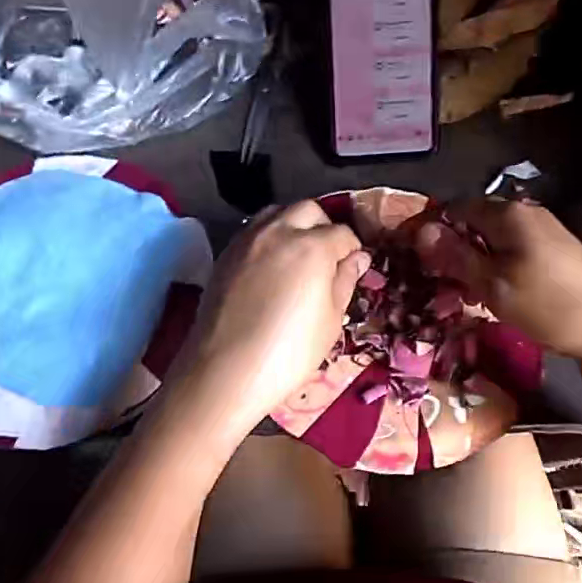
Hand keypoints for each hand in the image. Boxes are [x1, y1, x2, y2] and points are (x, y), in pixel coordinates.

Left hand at [174, 201, 368, 429]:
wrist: (225, 372)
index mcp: (312, 246)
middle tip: (328, 256)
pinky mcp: (224, 254)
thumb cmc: (289, 352)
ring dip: (294, 225)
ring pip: (277, 213)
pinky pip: (253, 231)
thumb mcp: (331, 320)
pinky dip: (269, 238)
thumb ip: (345, 281)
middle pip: (309, 210)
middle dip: (324, 226)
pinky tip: (272, 266)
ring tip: (298, 256)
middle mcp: (279, 231)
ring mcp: (247, 240)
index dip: (352, 250)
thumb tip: (357, 258)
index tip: (353, 267)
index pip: (343, 233)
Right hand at [413, 198, 581, 371]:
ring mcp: (544, 230)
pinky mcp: (555, 251)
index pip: (455, 208)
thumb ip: (456, 256)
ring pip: (494, 240)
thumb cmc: (547, 304)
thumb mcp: (492, 284)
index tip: (415, 258)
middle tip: (438, 282)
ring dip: (474, 262)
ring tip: (464, 294)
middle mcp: (526, 212)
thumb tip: (420, 230)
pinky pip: (513, 251)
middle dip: (453, 248)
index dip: (432, 230)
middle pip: (475, 222)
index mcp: (507, 213)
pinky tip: (495, 294)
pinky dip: (497, 268)